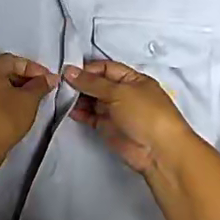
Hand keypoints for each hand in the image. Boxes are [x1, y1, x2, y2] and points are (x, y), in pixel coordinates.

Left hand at [0, 54, 57, 159]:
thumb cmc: (4, 119)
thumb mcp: (28, 100)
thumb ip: (40, 85)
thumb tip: (49, 78)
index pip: (14, 60)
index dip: (34, 68)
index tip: (49, 80)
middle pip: (3, 70)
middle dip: (25, 78)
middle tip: (41, 89)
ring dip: (15, 89)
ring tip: (31, 100)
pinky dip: (4, 99)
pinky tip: (16, 109)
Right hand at [64, 60, 203, 173]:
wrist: (158, 151)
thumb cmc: (147, 115)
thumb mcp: (119, 92)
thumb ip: (92, 82)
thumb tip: (70, 71)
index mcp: (132, 79)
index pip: (106, 68)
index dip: (88, 69)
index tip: (69, 72)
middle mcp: (124, 93)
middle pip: (97, 84)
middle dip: (80, 83)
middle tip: (61, 84)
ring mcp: (116, 111)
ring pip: (92, 100)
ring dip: (78, 98)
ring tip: (63, 97)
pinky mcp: (108, 127)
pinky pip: (90, 116)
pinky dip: (80, 113)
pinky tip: (69, 110)